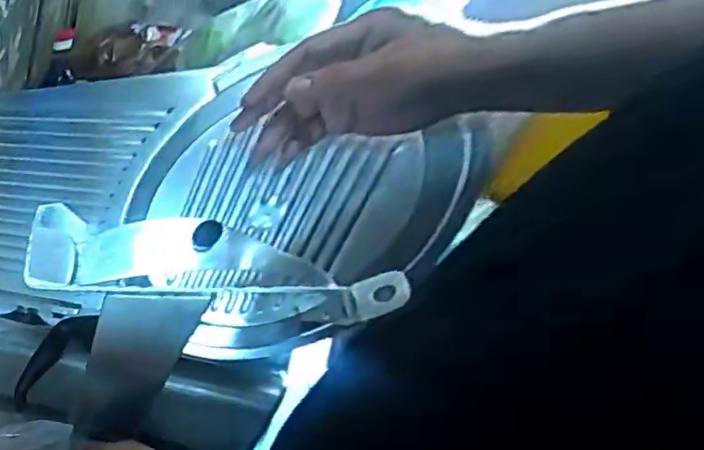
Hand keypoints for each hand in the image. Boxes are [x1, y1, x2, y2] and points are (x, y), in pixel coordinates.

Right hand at [232, 9, 485, 160]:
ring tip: (260, 155)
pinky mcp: (352, 112)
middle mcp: (347, 61)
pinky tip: (285, 157)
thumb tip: (288, 91)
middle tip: (238, 132)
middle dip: (268, 110)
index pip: (302, 57)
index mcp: (355, 38)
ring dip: (280, 133)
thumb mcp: (371, 76)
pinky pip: (317, 127)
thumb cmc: (421, 72)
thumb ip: (326, 85)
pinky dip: (300, 142)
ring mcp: (349, 88)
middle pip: (298, 85)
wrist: (465, 87)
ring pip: (304, 110)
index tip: (246, 106)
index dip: (271, 81)